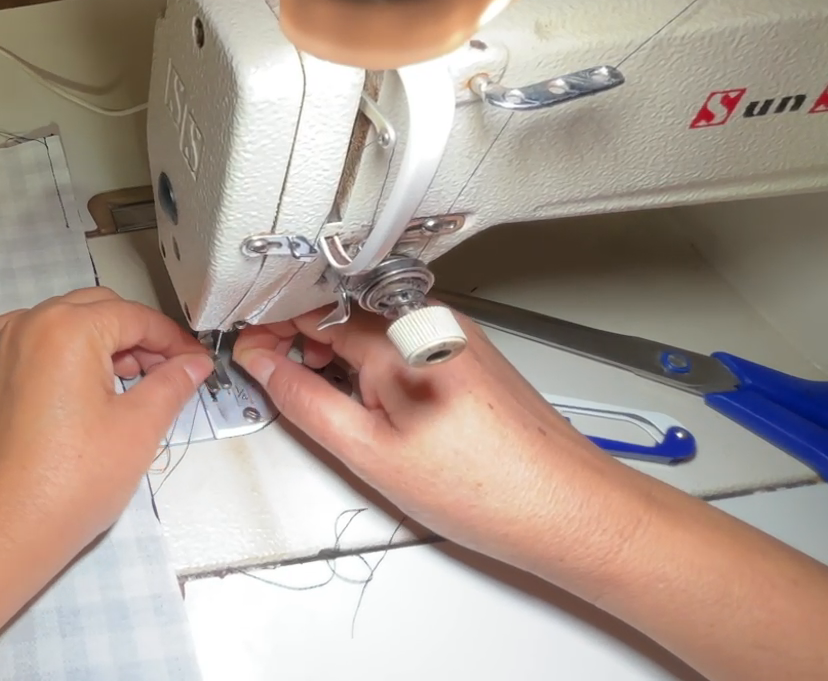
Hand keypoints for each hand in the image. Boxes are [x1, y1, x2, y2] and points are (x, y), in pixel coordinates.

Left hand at [0, 287, 213, 561]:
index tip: (200, 363)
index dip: (173, 339)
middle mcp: (31, 320)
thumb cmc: (75, 478)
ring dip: (106, 341)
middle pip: (100, 309)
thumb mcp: (138, 428)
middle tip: (171, 374)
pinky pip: (41, 339)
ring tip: (136, 383)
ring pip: (69, 321)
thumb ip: (172, 383)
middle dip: (139, 336)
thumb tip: (196, 361)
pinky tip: (89, 383)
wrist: (6, 526)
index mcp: (66, 325)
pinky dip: (70, 349)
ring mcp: (6, 342)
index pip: (134, 316)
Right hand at [233, 306, 645, 576]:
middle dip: (301, 343)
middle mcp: (426, 318)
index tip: (250, 354)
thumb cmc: (486, 492)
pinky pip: (396, 337)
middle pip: (336, 314)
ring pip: (365, 326)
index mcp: (397, 335)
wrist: (578, 515)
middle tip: (283, 383)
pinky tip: (374, 400)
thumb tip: (260, 361)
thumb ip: (302, 399)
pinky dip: (370, 360)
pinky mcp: (463, 346)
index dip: (270, 332)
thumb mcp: (368, 452)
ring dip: (336, 354)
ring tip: (334, 401)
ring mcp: (449, 329)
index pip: (308, 312)